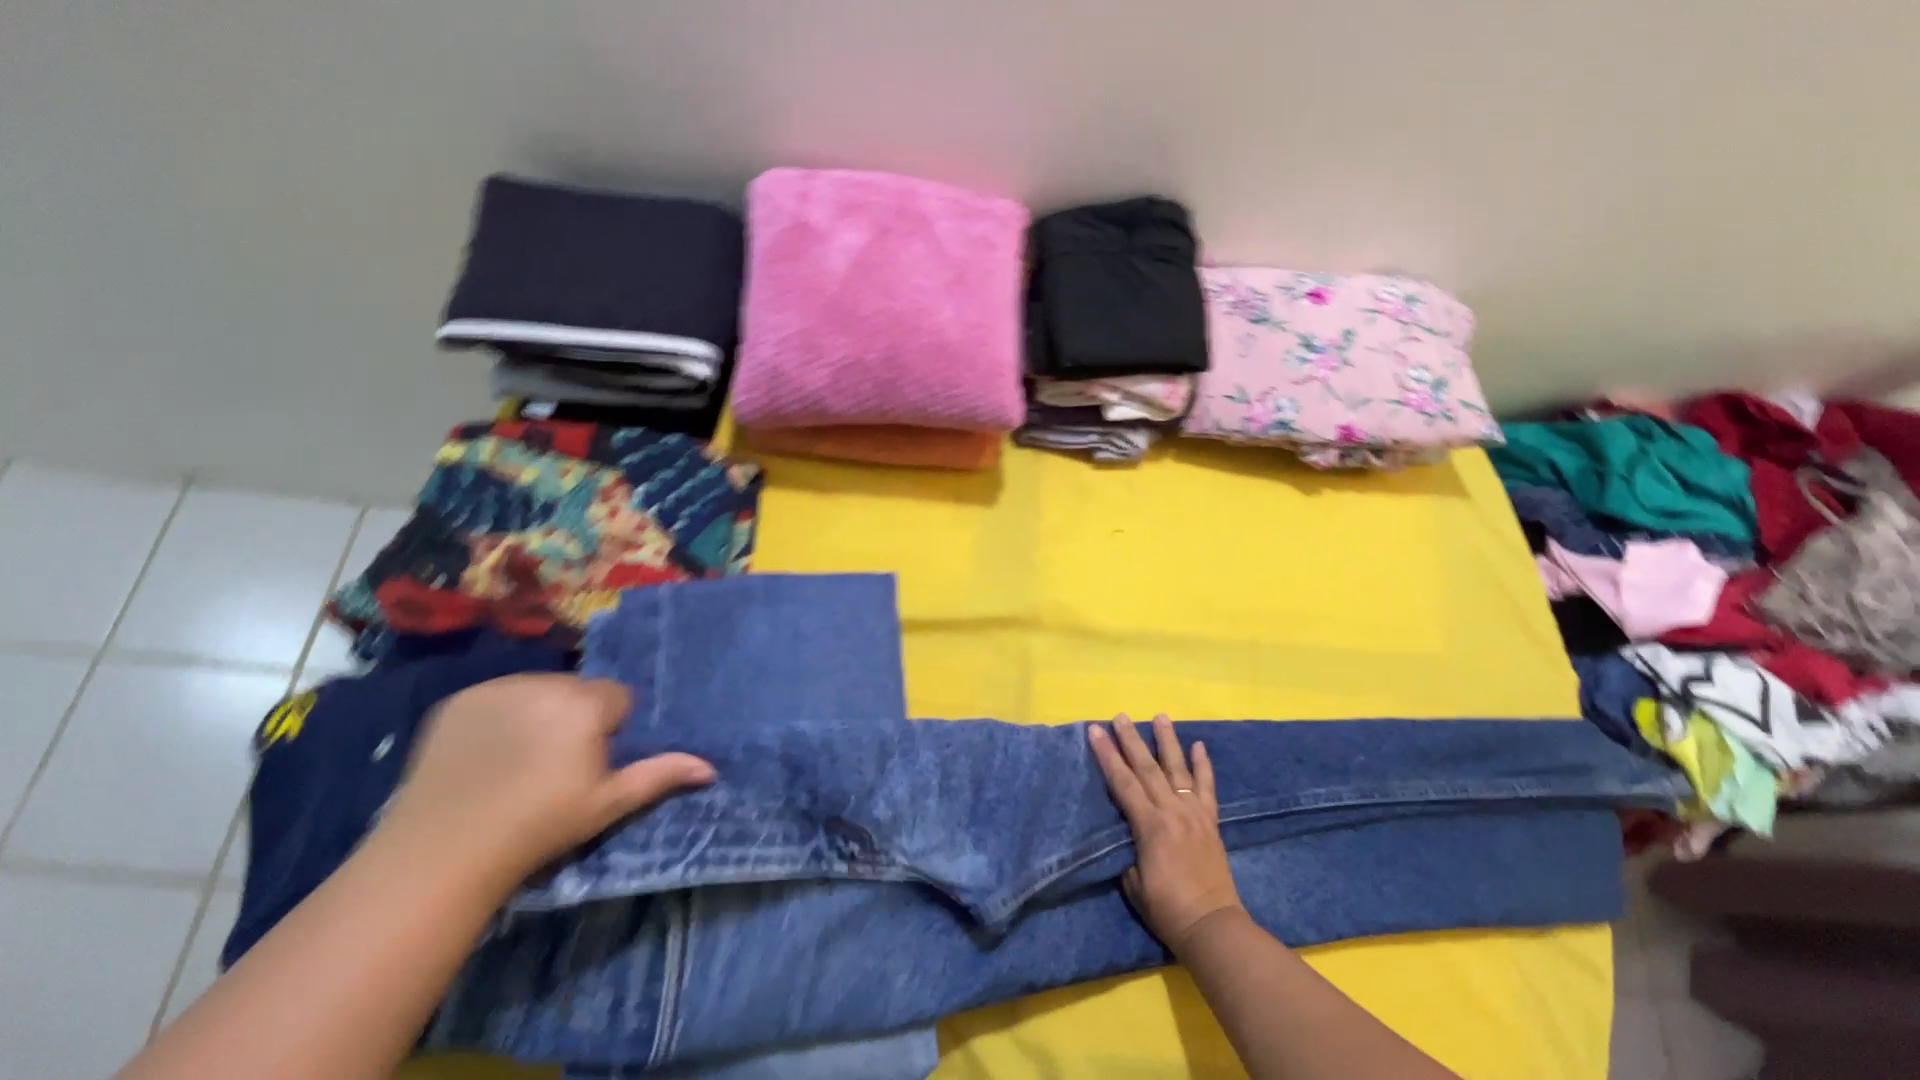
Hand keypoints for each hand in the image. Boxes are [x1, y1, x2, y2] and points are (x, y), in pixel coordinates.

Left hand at [383, 674, 714, 882]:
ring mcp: (496, 688)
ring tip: (519, 760)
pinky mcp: (459, 700)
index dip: (610, 731)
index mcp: (586, 704)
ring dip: (539, 712)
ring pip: (538, 690)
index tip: (590, 766)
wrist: (445, 847)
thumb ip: (659, 775)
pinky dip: (499, 717)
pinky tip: (487, 754)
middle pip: (578, 690)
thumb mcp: (607, 804)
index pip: (618, 698)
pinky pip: (496, 697)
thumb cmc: (540, 826)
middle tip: (556, 766)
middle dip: (576, 717)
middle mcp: (544, 683)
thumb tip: (709, 768)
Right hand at [1088, 714, 1243, 952]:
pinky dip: (1203, 765)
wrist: (1212, 925)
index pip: (1123, 783)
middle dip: (1131, 740)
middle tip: (1119, 716)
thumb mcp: (1133, 883)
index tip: (1095, 731)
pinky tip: (1198, 745)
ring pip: (1178, 769)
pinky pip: (1206, 788)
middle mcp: (1172, 812)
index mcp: (1149, 826)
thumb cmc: (1166, 909)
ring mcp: (1194, 814)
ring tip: (1160, 716)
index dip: (1107, 756)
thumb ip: (1129, 852)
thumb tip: (1130, 834)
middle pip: (1147, 768)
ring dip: (1167, 741)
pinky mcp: (1211, 822)